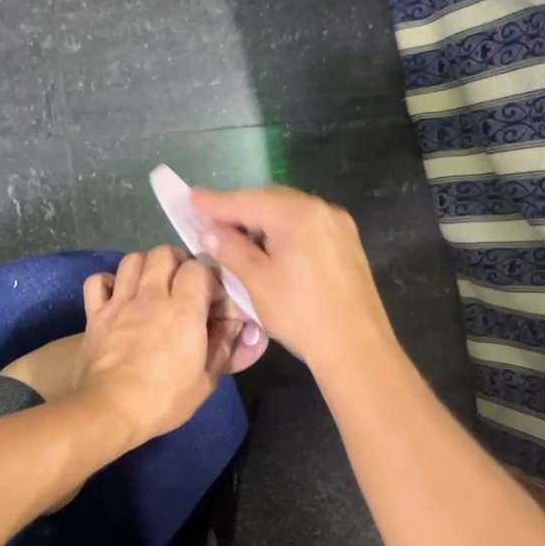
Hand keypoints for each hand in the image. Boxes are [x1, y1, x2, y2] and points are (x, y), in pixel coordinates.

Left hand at [72, 247, 239, 444]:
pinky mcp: (95, 315)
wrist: (109, 410)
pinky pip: (97, 281)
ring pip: (132, 260)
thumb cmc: (162, 400)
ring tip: (152, 285)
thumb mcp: (206, 381)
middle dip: (176, 262)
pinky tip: (117, 296)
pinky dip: (108, 282)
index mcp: (184, 310)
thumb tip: (233, 326)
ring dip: (145, 266)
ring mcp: (119, 303)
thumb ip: (222, 348)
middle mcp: (151, 297)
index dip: (208, 276)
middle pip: (163, 253)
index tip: (210, 296)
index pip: (199, 267)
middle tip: (181, 284)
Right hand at [192, 187, 392, 371]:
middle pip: (270, 201)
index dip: (214, 203)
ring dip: (260, 222)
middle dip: (238, 211)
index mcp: (297, 215)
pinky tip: (268, 250)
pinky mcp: (346, 244)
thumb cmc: (300, 314)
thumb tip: (209, 232)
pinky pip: (305, 227)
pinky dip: (281, 232)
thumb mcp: (256, 282)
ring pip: (289, 214)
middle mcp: (321, 210)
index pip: (246, 201)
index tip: (189, 199)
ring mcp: (338, 226)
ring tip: (235, 239)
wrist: (355, 346)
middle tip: (209, 224)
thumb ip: (230, 251)